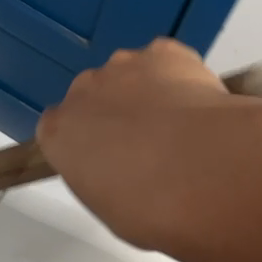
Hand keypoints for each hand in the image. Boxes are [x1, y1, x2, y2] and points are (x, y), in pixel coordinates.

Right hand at [38, 38, 261, 248]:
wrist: (200, 168)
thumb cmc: (149, 206)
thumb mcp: (112, 210)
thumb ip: (105, 181)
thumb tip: (124, 175)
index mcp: (60, 132)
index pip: (60, 129)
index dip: (88, 141)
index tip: (110, 159)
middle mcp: (85, 89)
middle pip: (95, 95)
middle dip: (117, 113)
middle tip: (149, 144)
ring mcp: (125, 64)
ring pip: (131, 74)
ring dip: (148, 91)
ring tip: (181, 125)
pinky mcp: (164, 51)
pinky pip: (167, 60)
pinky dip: (179, 75)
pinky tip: (198, 102)